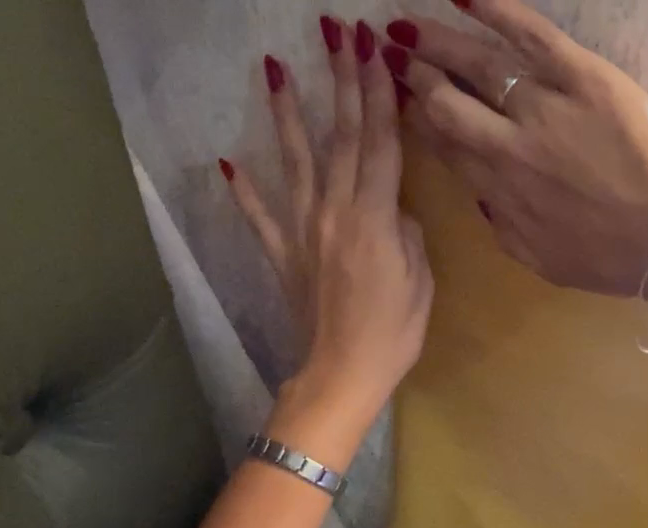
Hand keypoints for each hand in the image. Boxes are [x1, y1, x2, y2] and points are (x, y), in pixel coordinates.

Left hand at [225, 22, 433, 447]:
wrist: (342, 375)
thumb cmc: (392, 335)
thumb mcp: (420, 282)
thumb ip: (406, 235)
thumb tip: (392, 209)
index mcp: (374, 217)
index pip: (379, 143)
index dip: (379, 94)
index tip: (377, 49)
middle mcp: (334, 212)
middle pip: (340, 138)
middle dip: (342, 82)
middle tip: (339, 32)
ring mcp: (303, 231)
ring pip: (296, 162)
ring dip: (286, 114)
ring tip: (275, 68)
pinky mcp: (283, 256)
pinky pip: (260, 217)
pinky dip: (243, 191)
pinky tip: (227, 162)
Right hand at [387, 0, 647, 295]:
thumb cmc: (610, 258)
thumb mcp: (542, 260)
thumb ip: (503, 226)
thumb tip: (481, 196)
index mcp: (499, 193)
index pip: (446, 146)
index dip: (417, 120)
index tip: (400, 102)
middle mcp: (508, 148)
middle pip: (446, 102)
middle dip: (415, 77)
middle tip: (393, 55)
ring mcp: (544, 108)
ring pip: (478, 65)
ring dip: (437, 42)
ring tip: (407, 25)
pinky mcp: (582, 78)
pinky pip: (531, 33)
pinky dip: (496, 9)